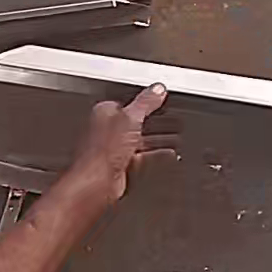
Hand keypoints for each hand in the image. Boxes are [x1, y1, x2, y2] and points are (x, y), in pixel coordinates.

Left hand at [55, 85, 176, 213]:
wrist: (96, 182)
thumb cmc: (103, 150)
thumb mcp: (131, 118)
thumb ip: (146, 102)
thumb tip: (157, 89)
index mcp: (104, 113)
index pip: (127, 102)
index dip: (145, 100)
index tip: (160, 99)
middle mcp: (106, 130)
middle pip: (134, 122)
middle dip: (153, 121)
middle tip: (171, 118)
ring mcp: (113, 149)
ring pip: (139, 141)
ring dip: (157, 139)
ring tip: (175, 136)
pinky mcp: (121, 166)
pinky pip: (143, 157)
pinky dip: (156, 154)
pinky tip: (168, 154)